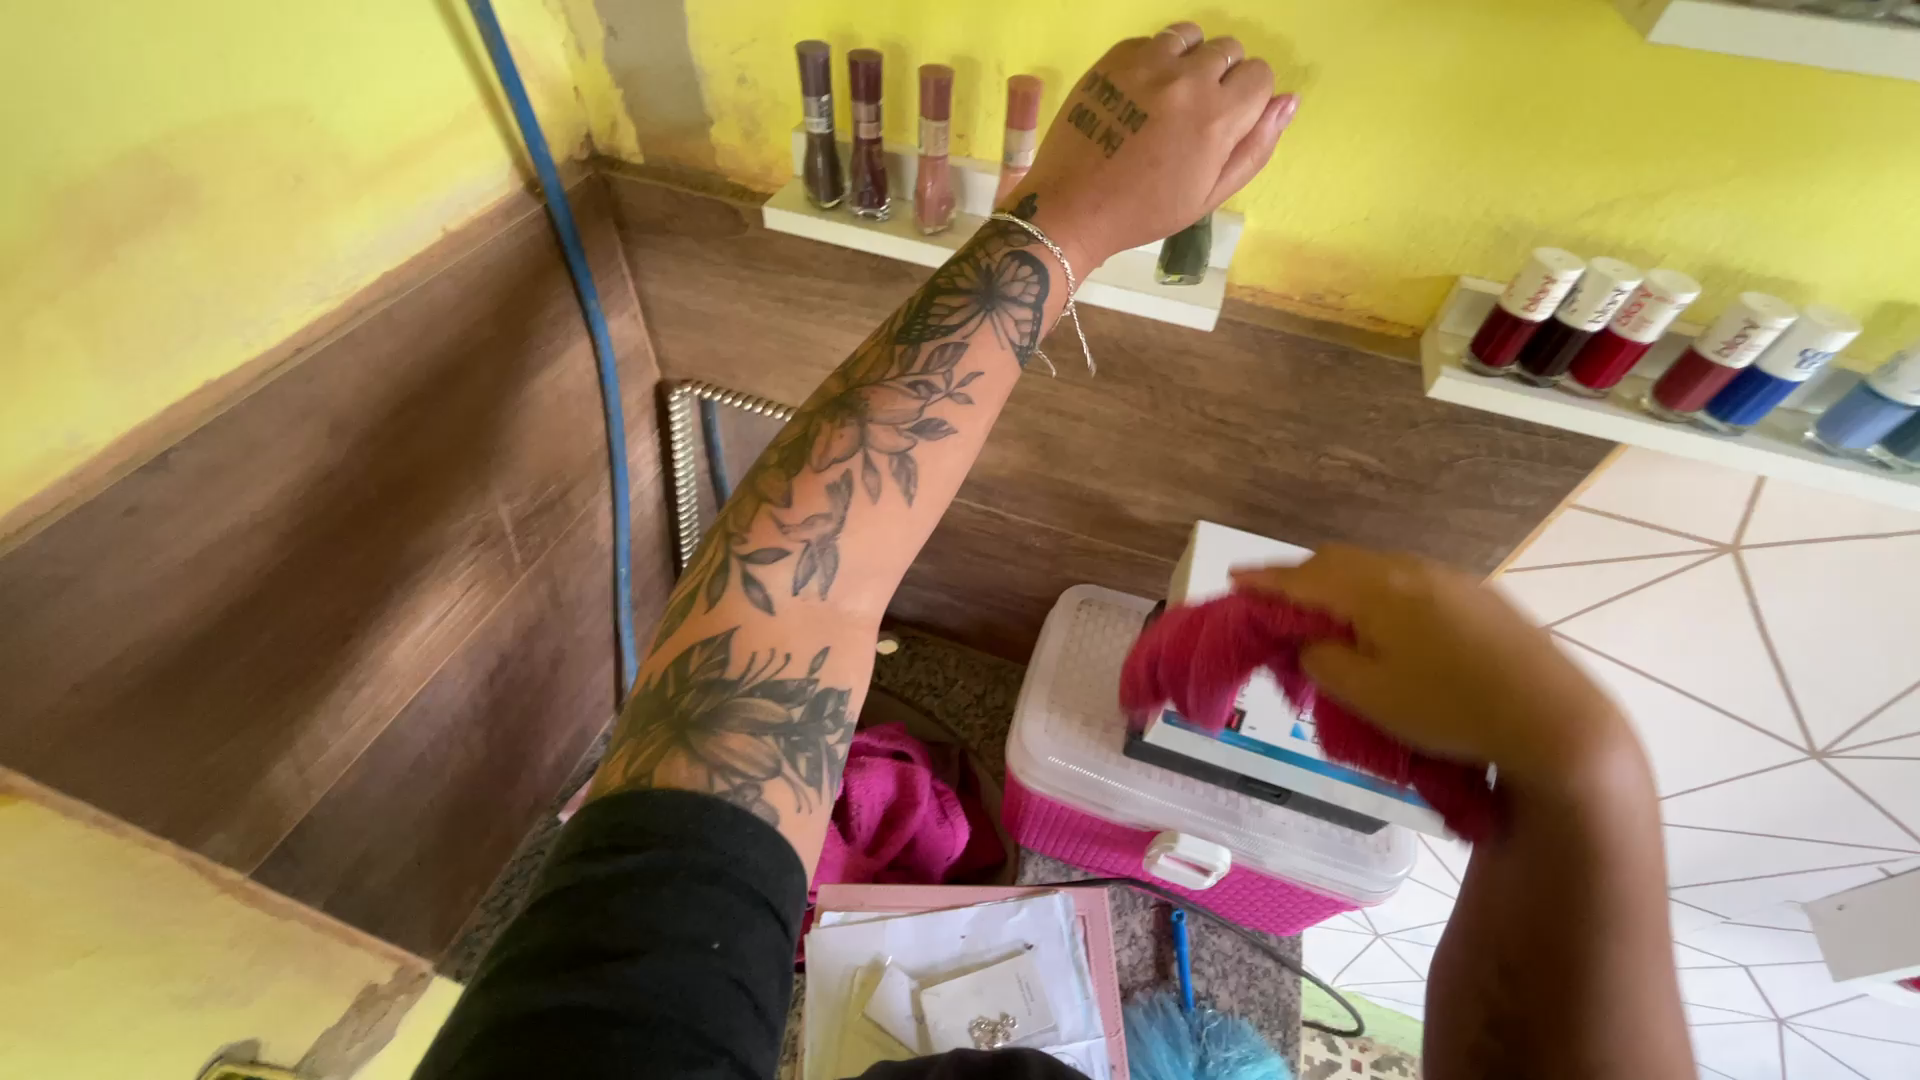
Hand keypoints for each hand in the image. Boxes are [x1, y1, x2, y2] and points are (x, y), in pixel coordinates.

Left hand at [1004, 21, 1298, 270]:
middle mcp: (1187, 80)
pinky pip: (1151, 42)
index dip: (1246, 100)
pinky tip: (1137, 97)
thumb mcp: (1206, 196)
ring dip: (1189, 61)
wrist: (1071, 211)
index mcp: (1217, 119)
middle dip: (1220, 79)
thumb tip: (1288, 101)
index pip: (1260, 75)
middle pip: (1228, 51)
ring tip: (1167, 100)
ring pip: (1191, 37)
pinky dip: (1153, 62)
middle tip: (1190, 119)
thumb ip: (1253, 149)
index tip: (1223, 125)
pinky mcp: (1114, 59)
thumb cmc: (1142, 213)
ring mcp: (1147, 64)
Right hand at [1230, 546, 1640, 792]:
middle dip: (1300, 578)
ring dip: (1340, 585)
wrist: (1556, 723)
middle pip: (1338, 562)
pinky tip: (1382, 623)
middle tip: (1276, 602)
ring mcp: (1449, 579)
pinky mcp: (1476, 595)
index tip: (1233, 578)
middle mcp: (1411, 570)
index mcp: (1377, 590)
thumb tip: (1310, 640)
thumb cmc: (1448, 711)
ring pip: (1374, 568)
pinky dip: (1376, 593)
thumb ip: (1321, 658)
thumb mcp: (1365, 694)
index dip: (1264, 579)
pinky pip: (1406, 581)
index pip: (1303, 578)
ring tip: (1326, 615)